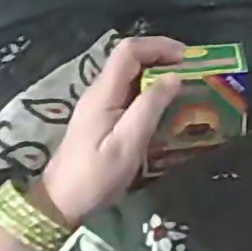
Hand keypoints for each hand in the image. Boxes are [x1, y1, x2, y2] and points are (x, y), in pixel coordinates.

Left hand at [39, 36, 185, 221]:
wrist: (60, 204)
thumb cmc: (95, 176)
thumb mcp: (127, 144)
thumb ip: (150, 107)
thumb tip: (174, 77)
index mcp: (104, 92)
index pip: (129, 50)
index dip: (159, 46)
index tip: (186, 58)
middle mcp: (100, 90)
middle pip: (131, 57)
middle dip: (163, 56)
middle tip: (191, 71)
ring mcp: (100, 102)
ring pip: (131, 72)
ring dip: (158, 72)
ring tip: (184, 85)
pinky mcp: (103, 115)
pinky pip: (129, 89)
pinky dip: (151, 88)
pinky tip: (165, 104)